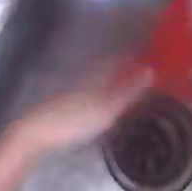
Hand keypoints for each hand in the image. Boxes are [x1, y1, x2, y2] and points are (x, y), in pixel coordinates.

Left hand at [3, 64, 151, 161]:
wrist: (37, 134)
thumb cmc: (75, 120)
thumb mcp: (108, 108)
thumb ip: (129, 90)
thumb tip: (151, 69)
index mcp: (99, 71)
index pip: (122, 57)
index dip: (137, 57)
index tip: (154, 59)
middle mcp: (88, 74)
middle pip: (112, 66)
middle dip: (128, 68)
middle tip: (148, 76)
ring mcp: (77, 88)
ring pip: (102, 78)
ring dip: (117, 80)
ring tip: (133, 90)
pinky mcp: (69, 102)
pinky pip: (94, 90)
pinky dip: (106, 92)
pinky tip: (109, 104)